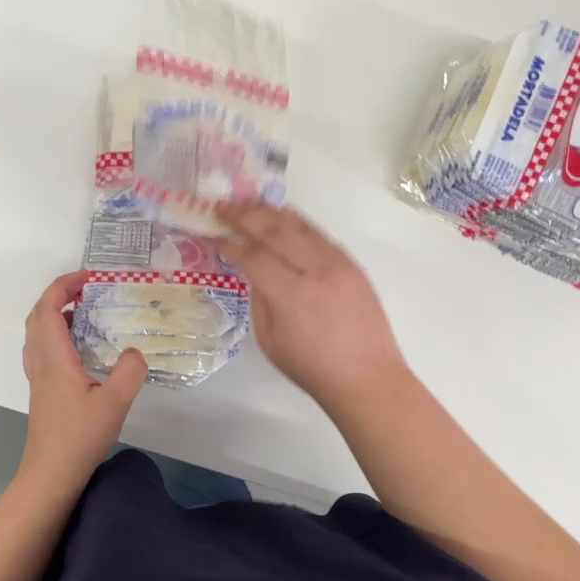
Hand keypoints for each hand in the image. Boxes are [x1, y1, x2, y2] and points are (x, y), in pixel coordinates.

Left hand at [18, 271, 148, 491]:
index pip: (48, 308)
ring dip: (56, 315)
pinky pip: (43, 351)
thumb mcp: (114, 403)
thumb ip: (129, 371)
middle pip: (38, 317)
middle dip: (59, 296)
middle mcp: (40, 363)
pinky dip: (57, 336)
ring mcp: (38, 379)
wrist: (52, 473)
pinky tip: (80, 349)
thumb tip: (136, 351)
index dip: (64, 286)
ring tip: (85, 313)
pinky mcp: (43, 393)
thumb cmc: (79, 437)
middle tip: (88, 291)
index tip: (90, 277)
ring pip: (38, 335)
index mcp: (54, 358)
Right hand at [211, 203, 408, 409]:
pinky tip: (283, 217)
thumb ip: (260, 301)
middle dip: (246, 216)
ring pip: (300, 226)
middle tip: (223, 206)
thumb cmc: (312, 369)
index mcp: (291, 296)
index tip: (213, 236)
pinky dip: (298, 222)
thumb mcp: (270, 342)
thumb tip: (253, 272)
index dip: (230, 244)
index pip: (253, 257)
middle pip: (275, 231)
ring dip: (271, 211)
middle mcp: (316, 272)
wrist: (366, 377)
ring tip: (248, 202)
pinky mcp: (353, 265)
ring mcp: (338, 265)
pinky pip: (320, 235)